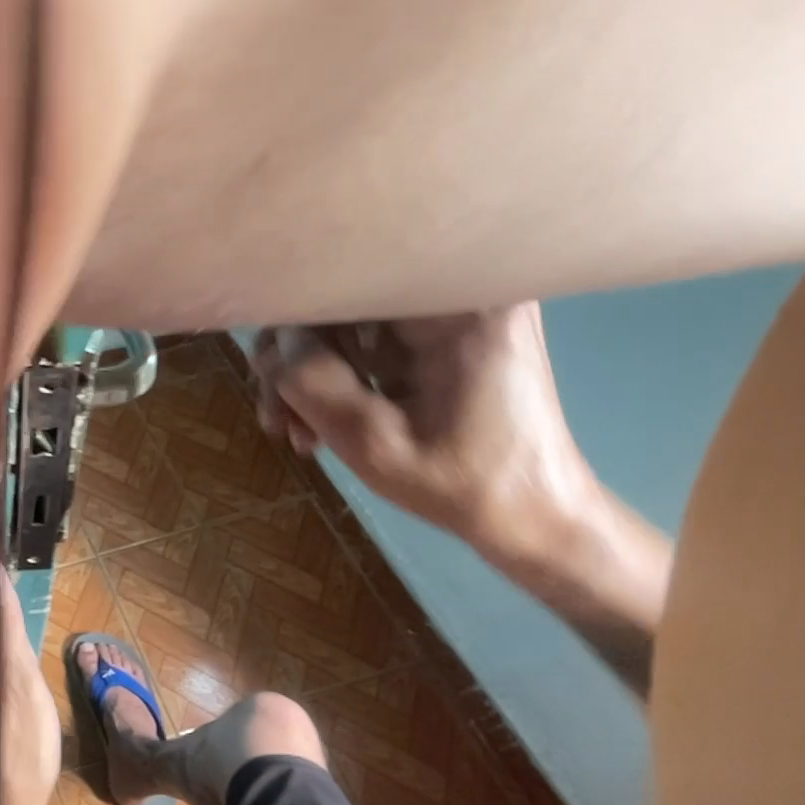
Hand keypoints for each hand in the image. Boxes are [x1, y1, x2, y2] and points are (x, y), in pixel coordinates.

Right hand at [252, 305, 594, 557]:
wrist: (536, 519)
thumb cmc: (464, 486)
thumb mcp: (372, 443)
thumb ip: (312, 384)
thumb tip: (272, 344)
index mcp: (459, 307)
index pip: (346, 285)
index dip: (293, 323)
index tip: (269, 376)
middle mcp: (461, 292)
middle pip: (343, 305)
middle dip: (297, 361)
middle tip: (277, 419)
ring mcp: (452, 313)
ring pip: (347, 326)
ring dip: (310, 377)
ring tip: (296, 432)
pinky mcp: (443, 336)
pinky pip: (368, 342)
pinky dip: (338, 380)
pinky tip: (318, 424)